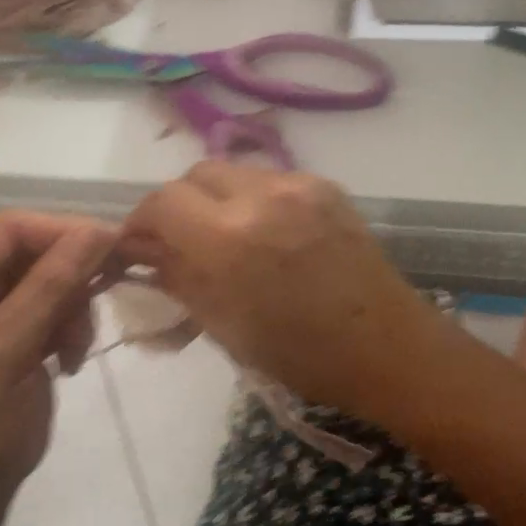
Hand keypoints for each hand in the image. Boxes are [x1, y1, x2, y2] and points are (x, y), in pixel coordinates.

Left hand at [0, 213, 117, 524]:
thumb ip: (54, 283)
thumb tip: (101, 228)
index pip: (11, 229)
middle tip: (97, 309)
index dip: (64, 233)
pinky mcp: (13, 338)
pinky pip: (56, 310)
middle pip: (35, 252)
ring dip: (74, 309)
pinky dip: (72, 329)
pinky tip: (69, 361)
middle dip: (71, 280)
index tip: (115, 250)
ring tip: (74, 350)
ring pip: (54, 280)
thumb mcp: (10, 348)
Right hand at [120, 164, 460, 421]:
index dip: (141, 223)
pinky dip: (258, 200)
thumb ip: (179, 279)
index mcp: (228, 238)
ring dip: (220, 199)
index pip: (160, 202)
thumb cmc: (300, 353)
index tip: (141, 248)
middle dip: (180, 205)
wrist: (385, 345)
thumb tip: (146, 255)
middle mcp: (260, 196)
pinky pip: (274, 180)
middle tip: (183, 242)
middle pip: (196, 175)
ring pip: (236, 173)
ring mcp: (299, 185)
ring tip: (230, 239)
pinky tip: (272, 235)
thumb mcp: (223, 325)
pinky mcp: (327, 186)